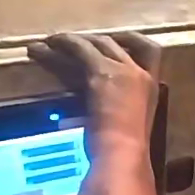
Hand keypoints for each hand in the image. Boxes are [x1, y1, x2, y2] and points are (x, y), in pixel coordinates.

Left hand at [27, 32, 160, 155]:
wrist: (124, 155)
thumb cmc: (128, 153)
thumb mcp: (127, 126)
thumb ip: (115, 112)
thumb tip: (90, 114)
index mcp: (152, 88)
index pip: (151, 51)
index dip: (131, 40)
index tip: (113, 39)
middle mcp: (141, 74)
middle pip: (115, 45)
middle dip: (91, 41)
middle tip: (69, 43)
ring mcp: (123, 71)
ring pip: (94, 45)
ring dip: (69, 42)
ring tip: (46, 42)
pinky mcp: (101, 73)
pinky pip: (79, 49)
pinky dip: (61, 45)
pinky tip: (42, 48)